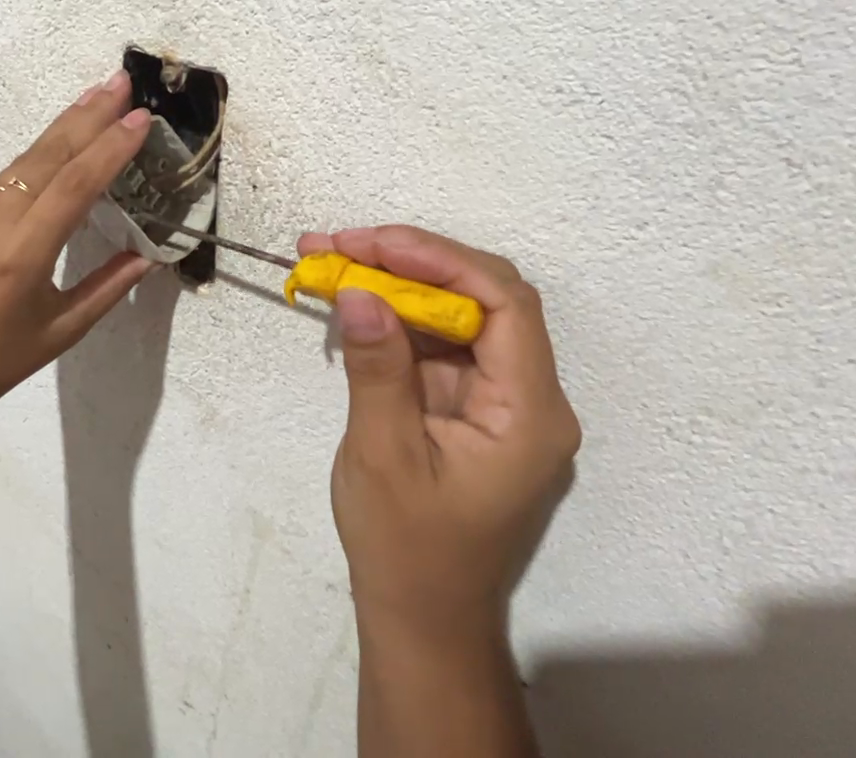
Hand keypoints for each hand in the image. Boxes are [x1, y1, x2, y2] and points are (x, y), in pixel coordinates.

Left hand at [0, 71, 156, 419]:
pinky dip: (36, 159)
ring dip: (60, 129)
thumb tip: (147, 255)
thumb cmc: (0, 362)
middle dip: (86, 115)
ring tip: (95, 99)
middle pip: (45, 157)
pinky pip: (3, 182)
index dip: (108, 148)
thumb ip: (108, 287)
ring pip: (21, 163)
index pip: (74, 185)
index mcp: (21, 255)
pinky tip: (58, 147)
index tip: (139, 117)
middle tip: (120, 81)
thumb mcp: (63, 329)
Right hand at [302, 225, 578, 644]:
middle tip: (335, 244)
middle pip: (482, 299)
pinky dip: (393, 320)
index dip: (439, 259)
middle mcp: (527, 397)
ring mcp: (498, 402)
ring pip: (456, 317)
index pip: (504, 304)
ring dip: (394, 285)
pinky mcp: (468, 408)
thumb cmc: (406, 544)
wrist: (421, 612)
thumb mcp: (383, 454)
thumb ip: (378, 370)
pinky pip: (437, 346)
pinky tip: (349, 303)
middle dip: (409, 262)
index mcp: (528, 412)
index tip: (369, 242)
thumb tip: (360, 292)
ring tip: (327, 260)